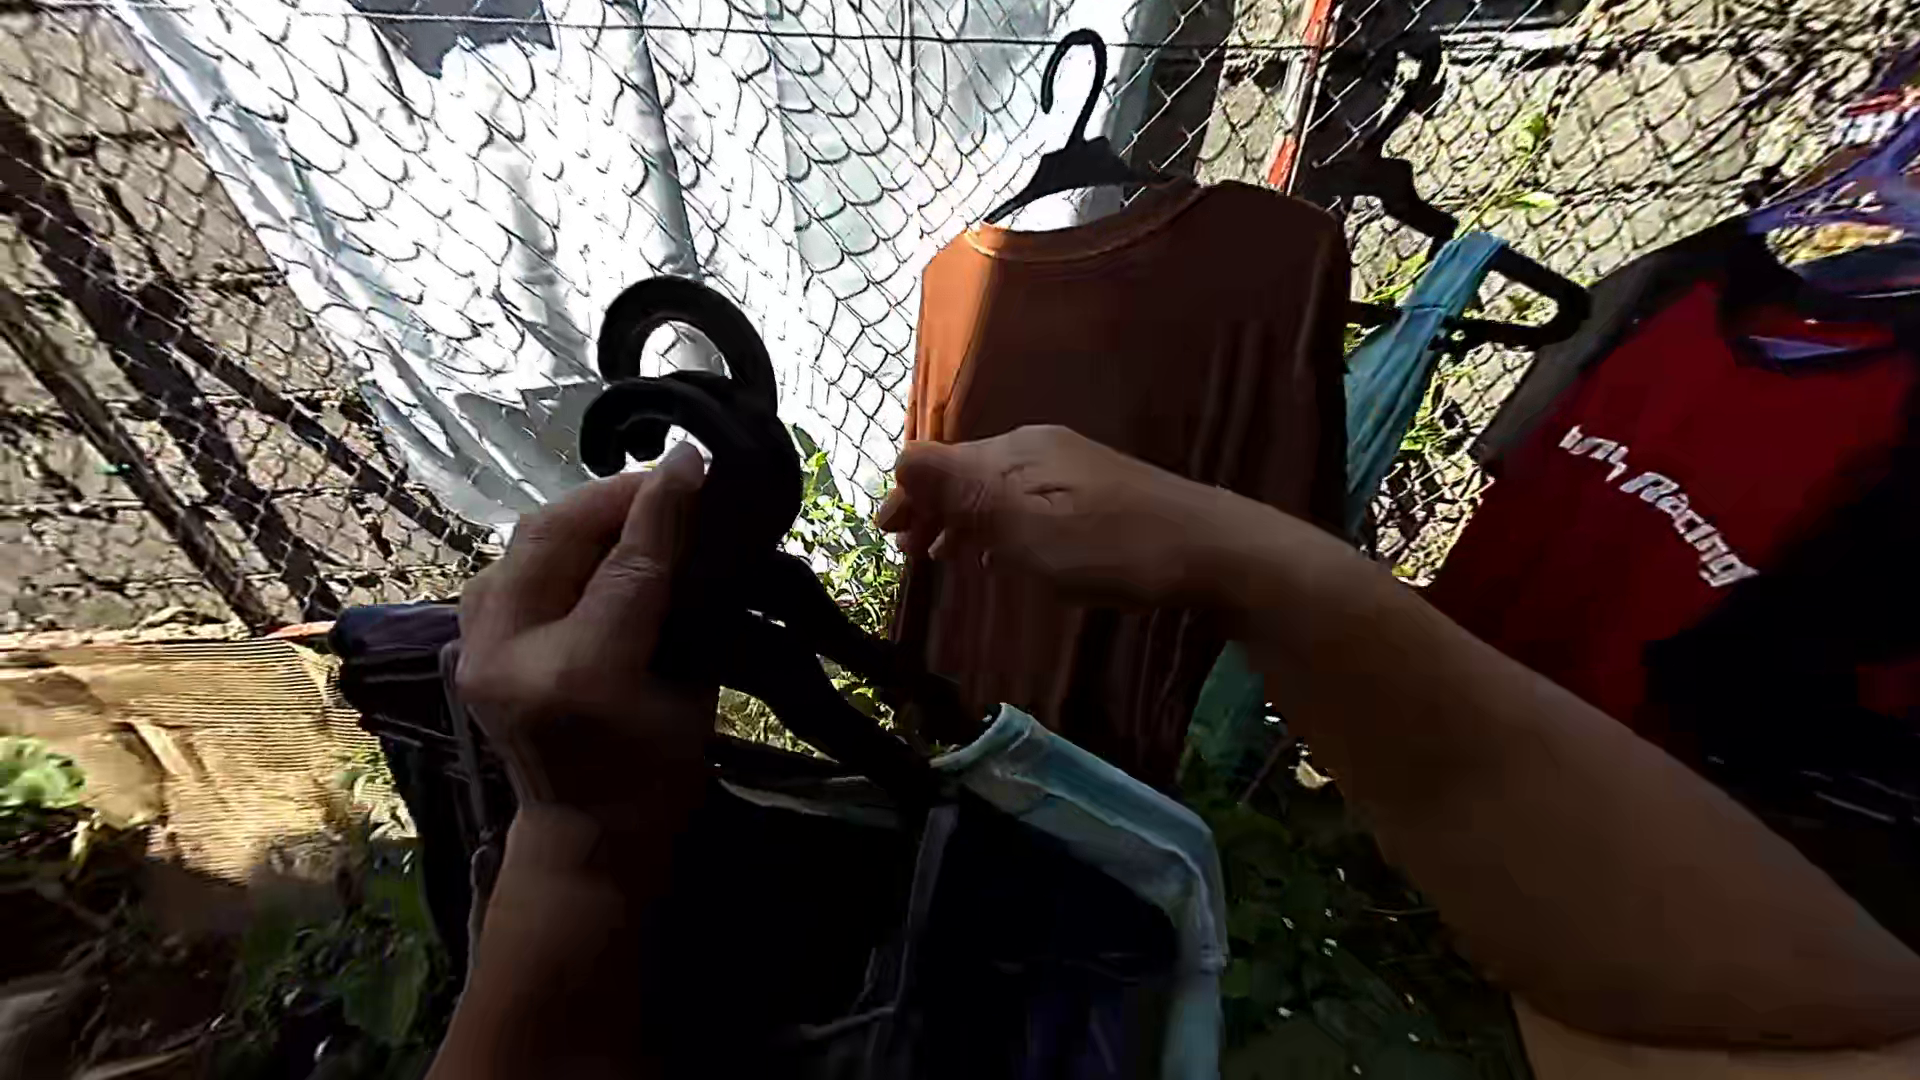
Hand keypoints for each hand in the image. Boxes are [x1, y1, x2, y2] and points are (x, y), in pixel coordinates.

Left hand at [456, 442, 714, 826]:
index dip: (663, 506)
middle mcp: (509, 652)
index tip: (695, 460)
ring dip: (588, 509)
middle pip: (555, 535)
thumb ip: (691, 605)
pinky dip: (562, 535)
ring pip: (526, 539)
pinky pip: (516, 560)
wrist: (586, 831)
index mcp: (580, 675)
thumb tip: (703, 529)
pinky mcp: (472, 638)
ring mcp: (477, 644)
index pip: (627, 566)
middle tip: (671, 478)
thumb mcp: (692, 686)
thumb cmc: (658, 770)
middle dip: (617, 493)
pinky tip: (599, 535)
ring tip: (641, 503)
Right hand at [878, 425, 1241, 605]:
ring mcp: (1066, 464)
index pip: (940, 463)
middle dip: (931, 508)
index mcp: (1016, 453)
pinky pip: (1023, 498)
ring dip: (961, 517)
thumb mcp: (1029, 530)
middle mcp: (1036, 446)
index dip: (909, 497)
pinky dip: (996, 522)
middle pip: (965, 471)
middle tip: (909, 550)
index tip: (887, 535)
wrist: (1211, 550)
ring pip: (994, 486)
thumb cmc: (1112, 549)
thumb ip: (965, 493)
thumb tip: (900, 456)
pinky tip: (998, 547)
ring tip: (942, 554)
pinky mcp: (1089, 486)